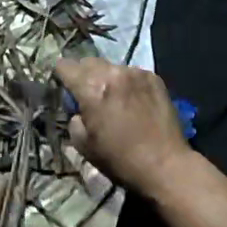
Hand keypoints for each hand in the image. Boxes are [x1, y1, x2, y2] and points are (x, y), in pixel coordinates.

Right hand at [54, 57, 191, 194]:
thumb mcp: (84, 146)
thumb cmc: (120, 160)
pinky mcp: (153, 77)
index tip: (64, 85)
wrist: (165, 165)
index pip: (65, 66)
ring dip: (108, 79)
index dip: (61, 75)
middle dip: (84, 75)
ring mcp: (135, 72)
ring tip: (116, 99)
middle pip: (88, 62)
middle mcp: (113, 73)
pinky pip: (132, 73)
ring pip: (112, 67)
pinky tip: (135, 102)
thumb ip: (74, 119)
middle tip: (90, 95)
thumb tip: (78, 109)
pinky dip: (128, 83)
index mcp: (91, 88)